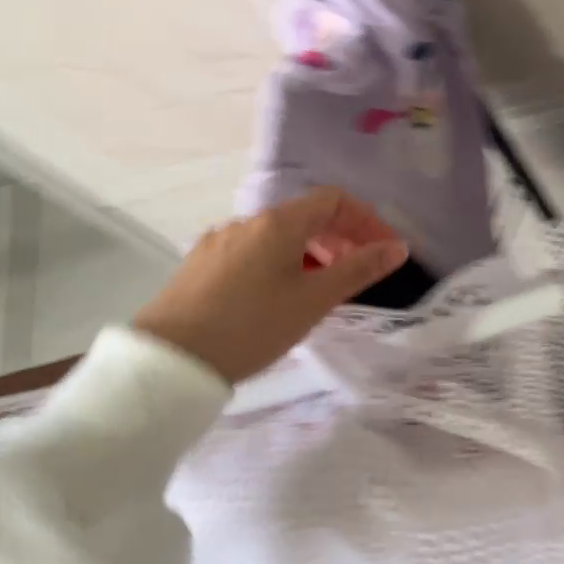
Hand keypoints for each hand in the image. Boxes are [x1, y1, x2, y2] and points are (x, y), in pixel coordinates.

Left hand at [133, 187, 408, 382]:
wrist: (166, 363)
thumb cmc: (250, 326)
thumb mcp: (314, 301)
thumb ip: (359, 269)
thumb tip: (398, 247)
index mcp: (278, 223)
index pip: (333, 199)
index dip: (365, 219)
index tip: (382, 249)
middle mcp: (247, 222)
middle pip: (305, 216)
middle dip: (340, 237)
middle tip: (357, 271)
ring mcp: (219, 243)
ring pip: (278, 237)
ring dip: (310, 253)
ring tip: (321, 289)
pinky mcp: (199, 266)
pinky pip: (253, 253)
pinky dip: (280, 264)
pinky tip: (277, 299)